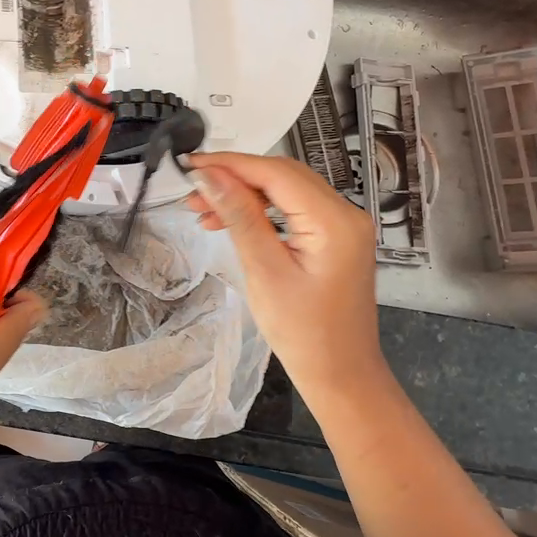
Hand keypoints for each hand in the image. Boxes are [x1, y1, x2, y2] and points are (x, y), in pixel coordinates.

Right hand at [184, 153, 386, 395]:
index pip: (276, 173)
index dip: (230, 164)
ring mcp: (343, 224)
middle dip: (234, 178)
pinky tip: (231, 221)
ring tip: (203, 212)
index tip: (190, 166)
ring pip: (285, 190)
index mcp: (334, 220)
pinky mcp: (335, 237)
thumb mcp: (264, 270)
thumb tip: (209, 176)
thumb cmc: (301, 331)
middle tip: (191, 193)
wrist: (339, 373)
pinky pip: (293, 208)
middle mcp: (346, 213)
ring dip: (243, 194)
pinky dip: (260, 209)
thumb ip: (239, 215)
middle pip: (282, 176)